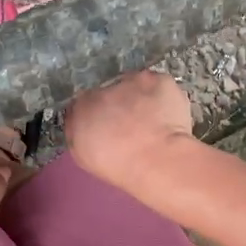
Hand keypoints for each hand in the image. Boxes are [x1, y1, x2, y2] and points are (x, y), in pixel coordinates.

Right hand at [65, 71, 198, 188]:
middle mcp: (103, 90)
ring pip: (134, 87)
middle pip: (109, 93)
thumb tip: (83, 125)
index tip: (108, 128)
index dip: (98, 116)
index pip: (85, 104)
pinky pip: (158, 86)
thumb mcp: (85, 157)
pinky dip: (161, 97)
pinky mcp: (157, 80)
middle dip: (119, 106)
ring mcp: (131, 82)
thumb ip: (79, 133)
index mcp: (82, 108)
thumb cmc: (120, 166)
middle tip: (132, 127)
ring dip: (139, 99)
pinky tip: (166, 116)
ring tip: (152, 122)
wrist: (157, 159)